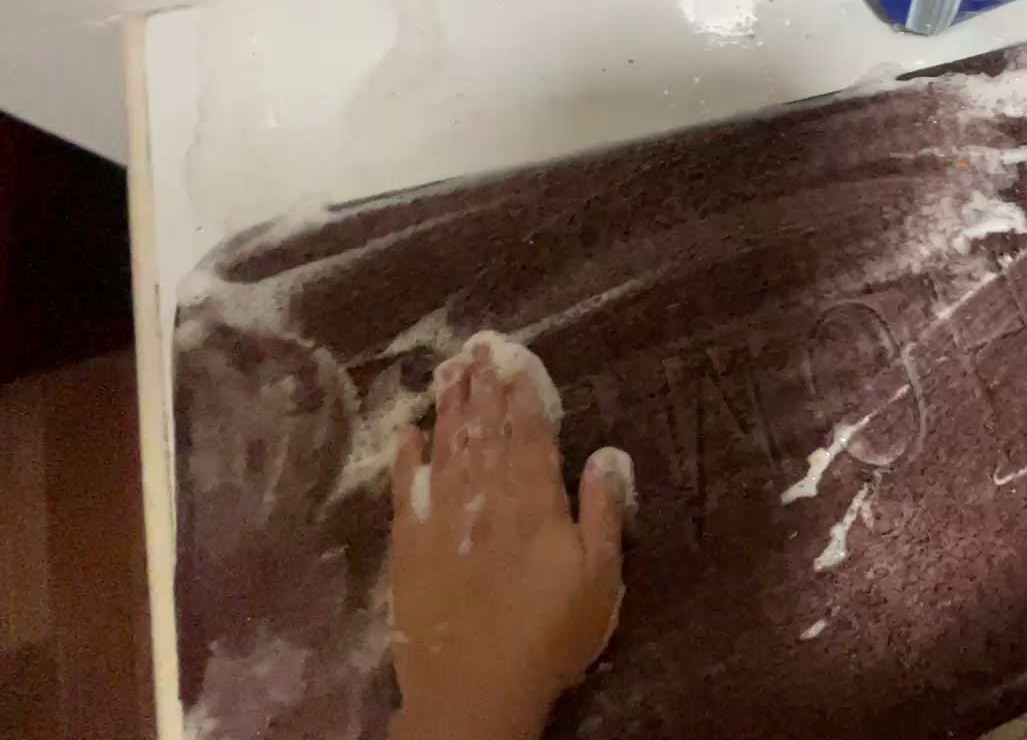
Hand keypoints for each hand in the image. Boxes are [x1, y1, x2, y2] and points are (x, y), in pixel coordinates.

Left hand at [389, 336, 632, 739]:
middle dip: (482, 386)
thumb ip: (602, 510)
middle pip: (484, 431)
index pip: (527, 434)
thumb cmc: (550, 631)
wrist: (474, 696)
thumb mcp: (599, 574)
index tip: (514, 356)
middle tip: (477, 344)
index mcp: (533, 503)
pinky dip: (406, 460)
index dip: (521, 392)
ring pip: (447, 451)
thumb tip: (606, 452)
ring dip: (449, 407)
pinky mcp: (410, 551)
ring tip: (451, 369)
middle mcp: (484, 501)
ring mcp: (441, 524)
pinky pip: (406, 494)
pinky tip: (407, 430)